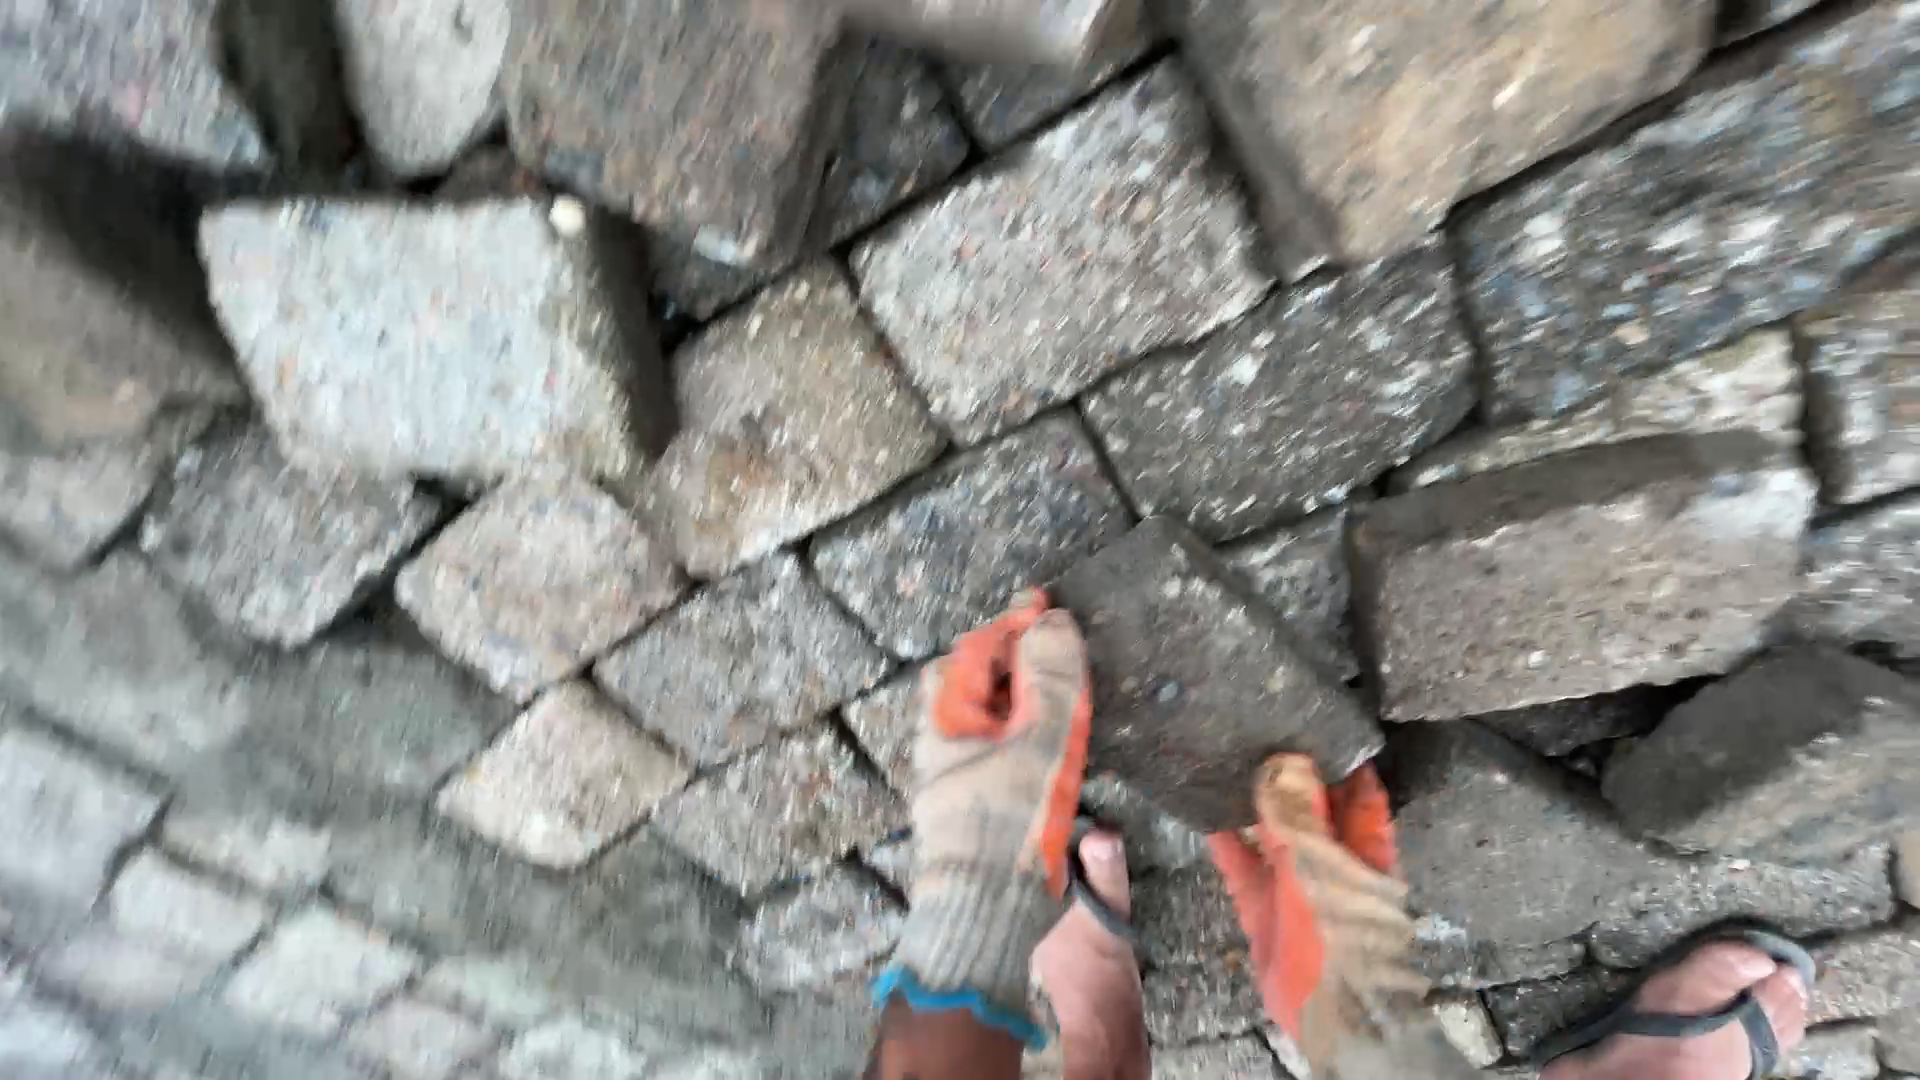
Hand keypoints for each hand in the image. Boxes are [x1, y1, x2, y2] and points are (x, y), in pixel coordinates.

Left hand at [882, 591, 1092, 1026]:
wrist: (983, 918)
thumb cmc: (1008, 827)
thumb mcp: (1039, 746)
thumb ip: (1048, 682)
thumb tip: (1052, 621)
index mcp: (947, 718)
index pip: (974, 650)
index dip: (1011, 622)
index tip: (1043, 604)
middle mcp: (940, 739)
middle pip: (966, 677)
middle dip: (1003, 654)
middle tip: (1045, 643)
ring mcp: (950, 772)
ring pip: (978, 712)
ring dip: (1010, 691)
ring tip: (1051, 684)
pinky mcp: (968, 800)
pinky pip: (990, 744)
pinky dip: (1015, 725)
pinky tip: (1042, 736)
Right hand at [1206, 757, 1397, 1040]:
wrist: (1331, 1013)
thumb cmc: (1341, 933)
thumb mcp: (1318, 864)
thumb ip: (1298, 814)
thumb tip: (1285, 759)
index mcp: (1365, 850)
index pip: (1358, 794)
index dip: (1340, 760)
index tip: (1315, 725)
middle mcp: (1332, 863)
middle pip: (1310, 811)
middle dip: (1288, 779)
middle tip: (1258, 737)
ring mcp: (1299, 886)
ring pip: (1273, 837)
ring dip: (1252, 809)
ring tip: (1227, 768)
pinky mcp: (1268, 909)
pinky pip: (1244, 868)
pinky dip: (1227, 845)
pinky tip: (1206, 817)